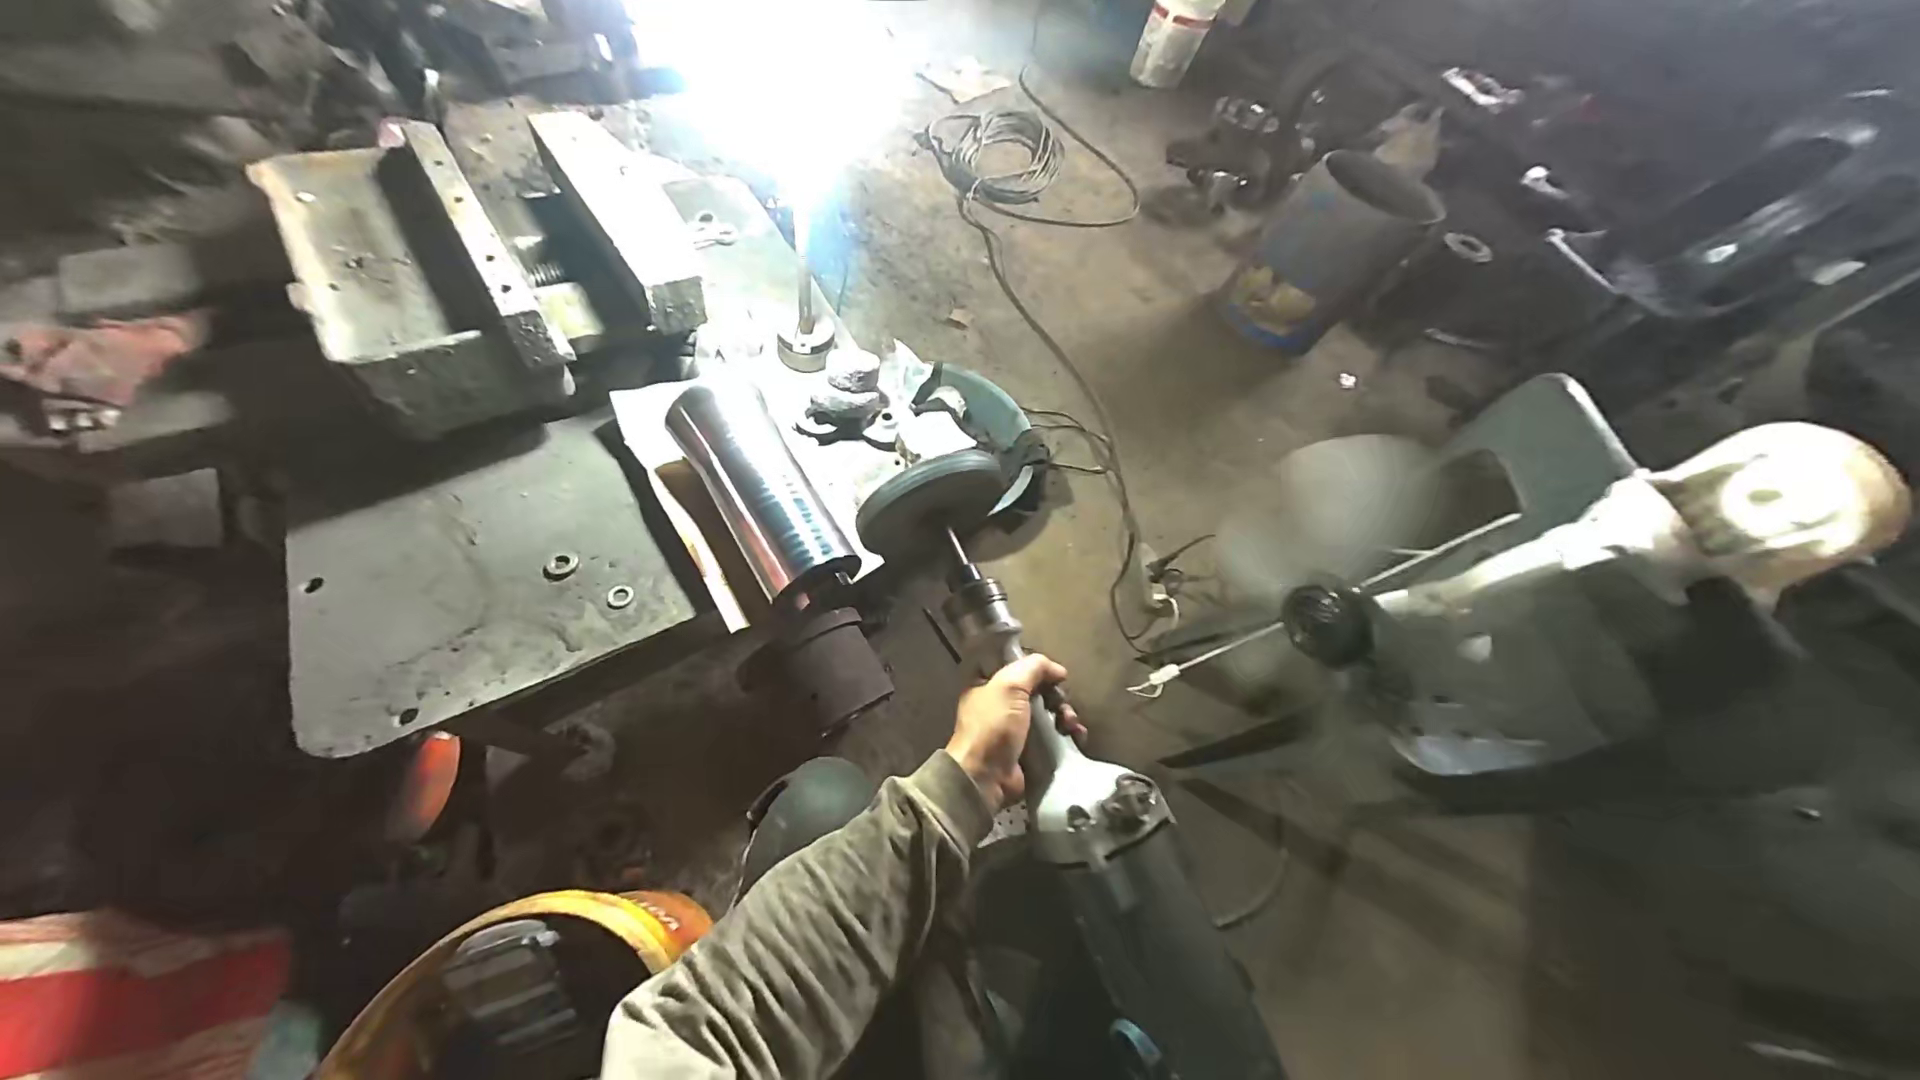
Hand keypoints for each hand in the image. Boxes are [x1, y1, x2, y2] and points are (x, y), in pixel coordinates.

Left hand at [946, 654, 1084, 809]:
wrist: (985, 777)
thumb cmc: (993, 725)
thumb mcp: (1009, 684)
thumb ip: (1033, 667)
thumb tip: (1059, 670)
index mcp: (988, 685)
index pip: (1020, 669)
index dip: (1040, 671)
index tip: (1056, 677)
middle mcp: (1001, 706)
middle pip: (1039, 692)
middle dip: (1057, 697)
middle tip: (1063, 705)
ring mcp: (1016, 730)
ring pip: (1050, 714)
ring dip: (1066, 716)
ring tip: (1071, 724)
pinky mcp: (1030, 751)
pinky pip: (1054, 737)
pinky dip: (1068, 735)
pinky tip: (1077, 736)